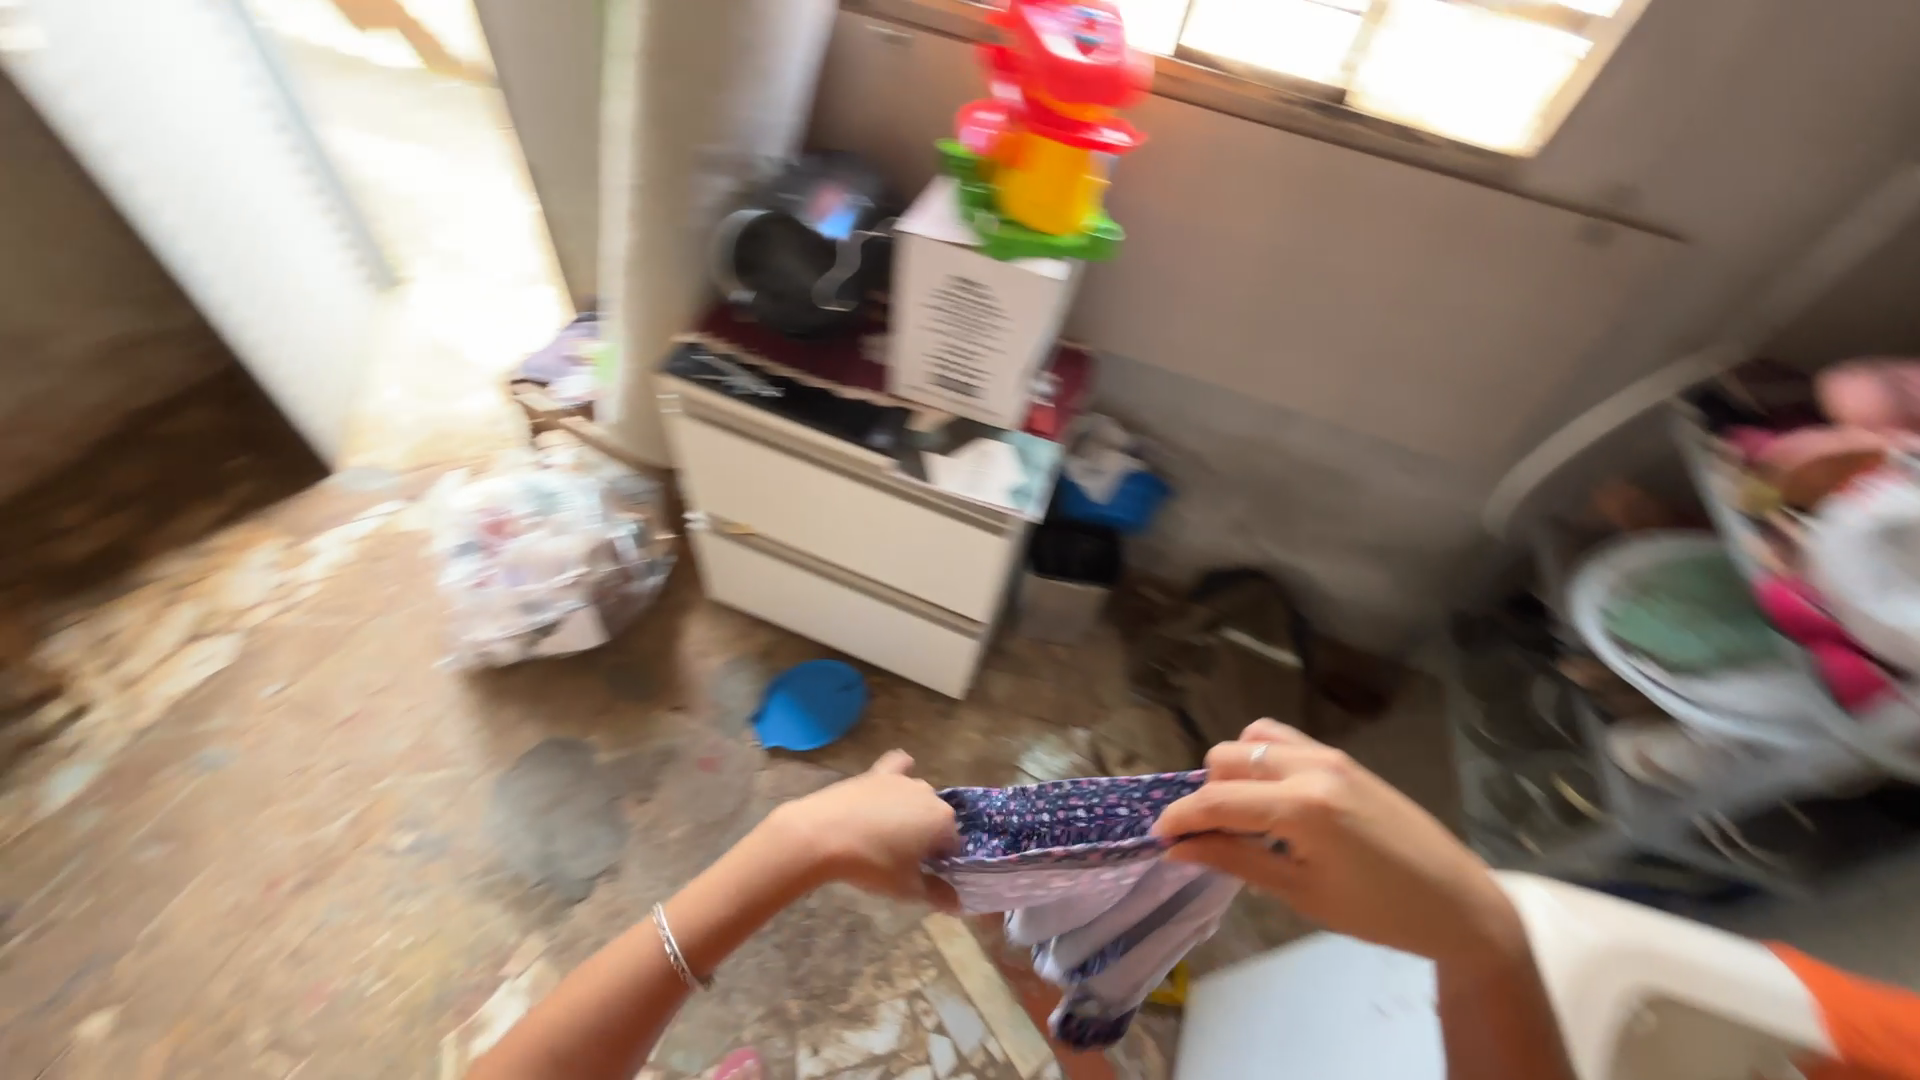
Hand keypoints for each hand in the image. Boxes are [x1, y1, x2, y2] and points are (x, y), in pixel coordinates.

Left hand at [769, 751, 960, 908]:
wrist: (823, 835)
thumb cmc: (871, 863)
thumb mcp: (906, 888)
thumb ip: (936, 894)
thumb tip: (957, 903)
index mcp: (942, 821)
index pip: (952, 844)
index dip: (940, 861)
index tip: (921, 873)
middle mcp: (929, 794)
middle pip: (936, 819)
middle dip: (927, 836)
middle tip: (903, 858)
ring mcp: (903, 780)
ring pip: (917, 798)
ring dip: (912, 812)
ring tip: (888, 834)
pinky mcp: (878, 773)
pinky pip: (897, 767)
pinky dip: (900, 772)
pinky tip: (895, 782)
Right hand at [1150, 720, 1523, 968]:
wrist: (1460, 904)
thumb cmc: (1379, 913)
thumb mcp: (1300, 893)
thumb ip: (1234, 860)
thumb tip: (1177, 849)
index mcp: (1301, 807)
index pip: (1217, 801)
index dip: (1180, 819)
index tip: (1159, 838)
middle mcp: (1309, 766)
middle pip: (1225, 758)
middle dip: (1207, 795)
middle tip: (1214, 836)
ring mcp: (1327, 754)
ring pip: (1249, 739)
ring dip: (1233, 771)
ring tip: (1246, 814)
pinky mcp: (1340, 755)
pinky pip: (1281, 737)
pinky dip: (1261, 756)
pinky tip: (1273, 795)